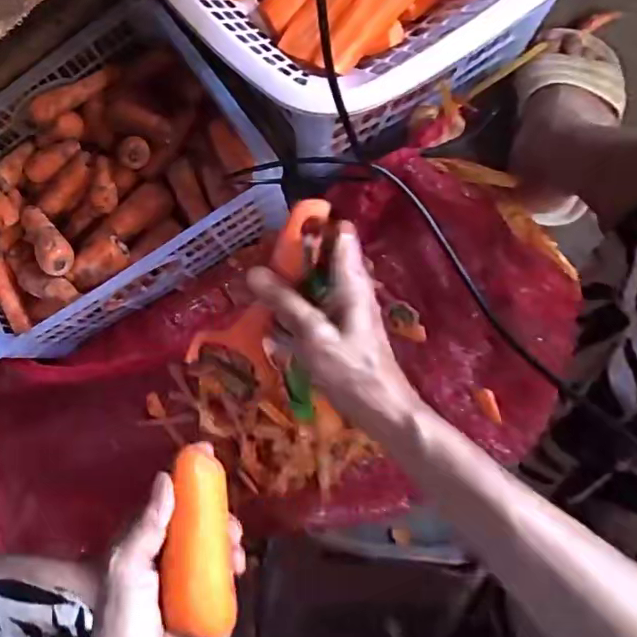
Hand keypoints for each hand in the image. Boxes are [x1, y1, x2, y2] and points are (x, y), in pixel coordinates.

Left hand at [82, 468, 245, 636]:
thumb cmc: (125, 622)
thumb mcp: (128, 567)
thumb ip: (148, 526)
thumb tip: (165, 478)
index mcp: (139, 544)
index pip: (162, 504)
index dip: (180, 481)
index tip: (202, 457)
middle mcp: (165, 557)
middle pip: (192, 520)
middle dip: (210, 507)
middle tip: (224, 498)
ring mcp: (190, 579)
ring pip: (212, 543)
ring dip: (224, 532)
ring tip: (232, 534)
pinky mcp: (212, 602)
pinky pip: (226, 574)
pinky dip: (234, 561)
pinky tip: (236, 558)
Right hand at [246, 221, 428, 438]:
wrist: (383, 412)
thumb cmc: (352, 371)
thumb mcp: (313, 335)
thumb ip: (284, 302)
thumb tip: (253, 271)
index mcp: (350, 283)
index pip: (340, 235)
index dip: (314, 224)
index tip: (281, 228)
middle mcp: (349, 289)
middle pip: (321, 258)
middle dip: (291, 256)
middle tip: (257, 261)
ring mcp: (344, 310)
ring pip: (312, 283)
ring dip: (287, 283)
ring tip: (256, 288)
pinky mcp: (337, 329)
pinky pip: (310, 307)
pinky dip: (291, 307)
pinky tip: (272, 323)